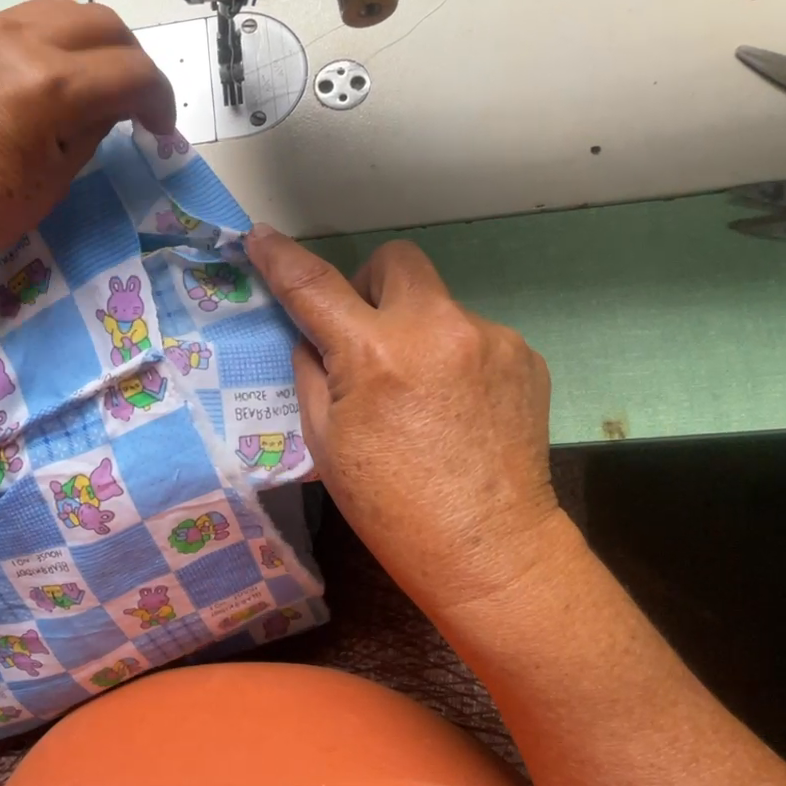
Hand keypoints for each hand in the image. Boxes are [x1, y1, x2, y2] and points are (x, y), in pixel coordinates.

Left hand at [0, 0, 174, 282]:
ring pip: (64, 13)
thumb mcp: (52, 180)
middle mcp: (20, 38)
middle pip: (103, 25)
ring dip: (94, 45)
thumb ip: (90, 129)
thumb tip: (112, 106)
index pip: (130, 73)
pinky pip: (26, 21)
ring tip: (98, 87)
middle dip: (131, 62)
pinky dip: (55, 42)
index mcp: (49, 84)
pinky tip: (54, 79)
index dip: (159, 100)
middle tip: (137, 104)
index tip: (161, 128)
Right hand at [247, 228, 568, 610]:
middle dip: (369, 284)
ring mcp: (490, 337)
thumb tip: (314, 334)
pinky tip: (453, 408)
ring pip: (436, 304)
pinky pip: (471, 335)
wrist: (488, 548)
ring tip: (418, 394)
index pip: (315, 286)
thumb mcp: (325, 440)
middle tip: (361, 334)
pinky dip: (451, 356)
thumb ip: (313, 371)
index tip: (262, 237)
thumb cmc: (389, 505)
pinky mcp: (523, 355)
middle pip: (395, 260)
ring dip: (414, 329)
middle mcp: (437, 328)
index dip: (282, 258)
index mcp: (376, 353)